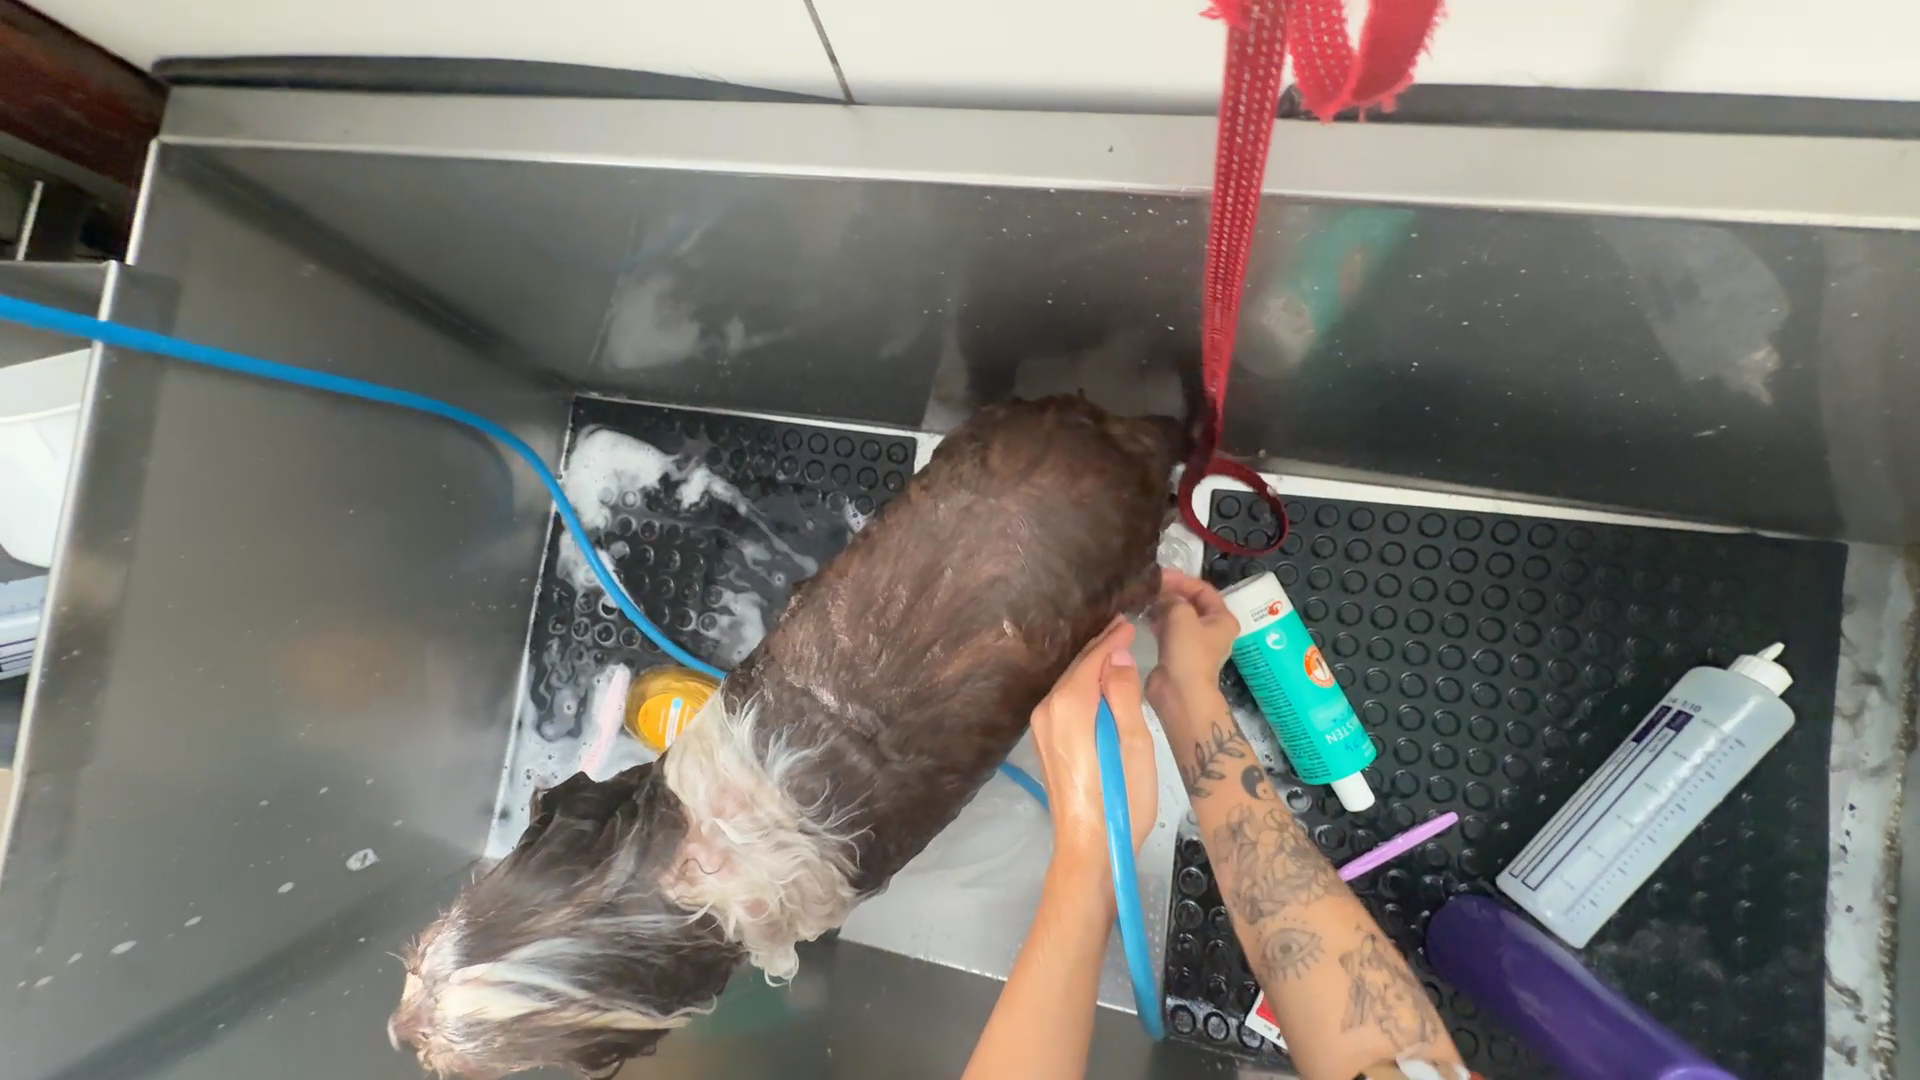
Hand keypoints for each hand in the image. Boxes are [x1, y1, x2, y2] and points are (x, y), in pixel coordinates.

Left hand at [1029, 617, 1157, 866]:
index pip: (1092, 660)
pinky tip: (1099, 682)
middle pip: (1076, 667)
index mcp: (1069, 706)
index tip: (1129, 622)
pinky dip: (1082, 684)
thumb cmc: (1121, 799)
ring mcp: (1041, 725)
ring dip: (1091, 665)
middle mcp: (1047, 709)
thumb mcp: (1135, 744)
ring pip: (1068, 682)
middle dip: (1100, 648)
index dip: (1112, 640)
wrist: (1089, 846)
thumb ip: (1124, 695)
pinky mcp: (1044, 739)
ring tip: (1117, 648)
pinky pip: (1064, 699)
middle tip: (1124, 627)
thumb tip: (1118, 657)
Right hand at [1145, 569, 1240, 722]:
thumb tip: (1164, 596)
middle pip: (1191, 602)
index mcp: (1222, 619)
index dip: (1182, 579)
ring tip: (1143, 598)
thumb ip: (1173, 598)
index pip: (1203, 589)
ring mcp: (1195, 642)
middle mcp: (1212, 629)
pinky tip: (1142, 615)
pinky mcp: (1178, 653)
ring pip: (1178, 616)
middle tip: (1149, 586)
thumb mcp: (1181, 615)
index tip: (1160, 575)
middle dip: (1171, 592)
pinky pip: (1168, 630)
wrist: (1180, 692)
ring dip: (1163, 606)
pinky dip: (1158, 621)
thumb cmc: (1188, 652)